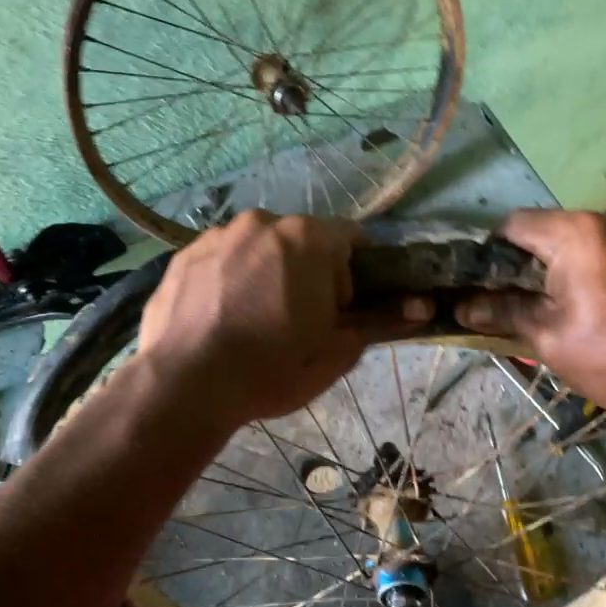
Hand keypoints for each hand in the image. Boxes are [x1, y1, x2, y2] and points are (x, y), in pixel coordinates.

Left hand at [136, 211, 433, 429]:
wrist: (185, 385)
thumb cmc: (272, 369)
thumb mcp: (336, 353)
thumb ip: (380, 321)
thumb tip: (422, 307)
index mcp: (308, 238)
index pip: (350, 240)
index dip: (350, 277)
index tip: (335, 313)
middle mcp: (263, 222)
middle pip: (301, 241)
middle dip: (305, 273)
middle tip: (294, 322)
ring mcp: (218, 234)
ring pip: (258, 248)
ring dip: (265, 273)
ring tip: (250, 322)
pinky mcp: (183, 253)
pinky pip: (222, 259)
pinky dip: (228, 280)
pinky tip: (219, 318)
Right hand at [455, 209, 605, 415]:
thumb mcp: (550, 338)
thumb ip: (503, 312)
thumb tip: (460, 306)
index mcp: (576, 231)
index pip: (509, 226)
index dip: (485, 257)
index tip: (476, 290)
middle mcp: (604, 218)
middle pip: (541, 233)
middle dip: (517, 267)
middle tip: (503, 308)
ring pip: (569, 245)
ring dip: (548, 273)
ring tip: (540, 314)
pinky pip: (596, 254)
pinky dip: (578, 274)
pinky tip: (579, 311)